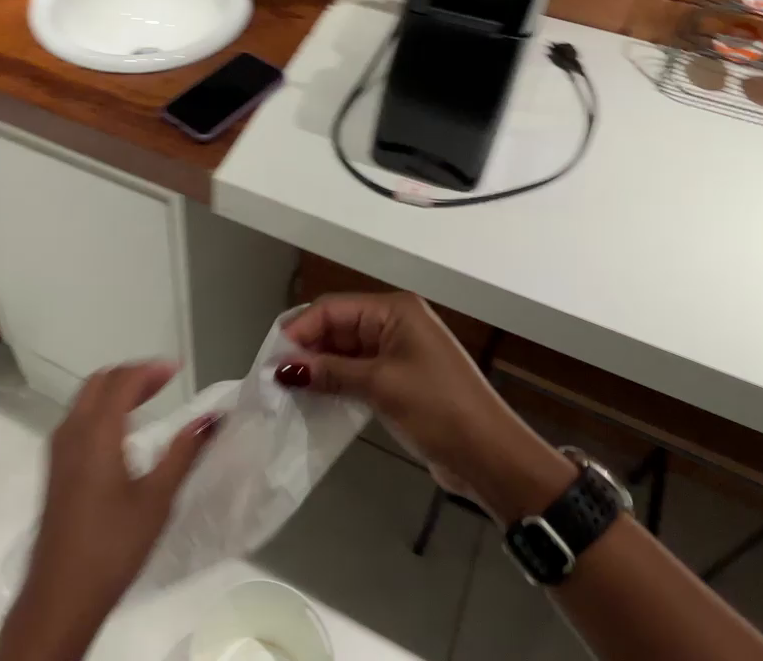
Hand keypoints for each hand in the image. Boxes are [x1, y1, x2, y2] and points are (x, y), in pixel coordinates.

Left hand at [0, 362, 217, 660]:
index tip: (178, 369)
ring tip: (147, 398)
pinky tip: (121, 431)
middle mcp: (72, 431)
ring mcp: (58, 450)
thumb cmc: (114, 545)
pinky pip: (77, 419)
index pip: (122, 381)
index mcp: (97, 432)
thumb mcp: (157, 499)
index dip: (150, 370)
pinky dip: (100, 409)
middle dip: (131, 374)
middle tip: (164, 379)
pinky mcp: (55, 468)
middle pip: (99, 382)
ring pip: (84, 399)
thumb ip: (184, 453)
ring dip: (114, 390)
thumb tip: (210, 419)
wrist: (61, 593)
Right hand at [276, 292, 572, 519]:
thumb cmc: (437, 408)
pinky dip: (335, 383)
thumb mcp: (380, 385)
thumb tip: (284, 368)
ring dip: (318, 368)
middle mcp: (394, 324)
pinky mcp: (399, 381)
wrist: (490, 454)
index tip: (272, 358)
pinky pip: (357, 373)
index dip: (300, 329)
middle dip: (306, 349)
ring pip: (345, 352)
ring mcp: (398, 353)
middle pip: (337, 327)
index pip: (333, 308)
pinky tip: (313, 399)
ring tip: (286, 390)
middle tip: (274, 376)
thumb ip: (330, 372)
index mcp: (394, 311)